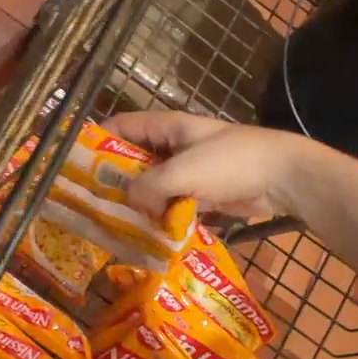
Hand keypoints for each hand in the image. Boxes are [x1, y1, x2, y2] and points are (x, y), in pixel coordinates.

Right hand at [104, 111, 303, 221]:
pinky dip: (158, 215)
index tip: (74, 161)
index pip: (122, 125)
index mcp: (167, 127)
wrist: (283, 177)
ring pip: (151, 185)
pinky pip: (170, 203)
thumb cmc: (230, 162)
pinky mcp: (201, 193)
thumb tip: (129, 202)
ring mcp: (187, 170)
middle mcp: (173, 146)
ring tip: (108, 222)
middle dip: (113, 177)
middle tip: (86, 201)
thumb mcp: (182, 171)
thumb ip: (148, 186)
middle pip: (133, 159)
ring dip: (136, 201)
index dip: (98, 139)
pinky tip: (141, 233)